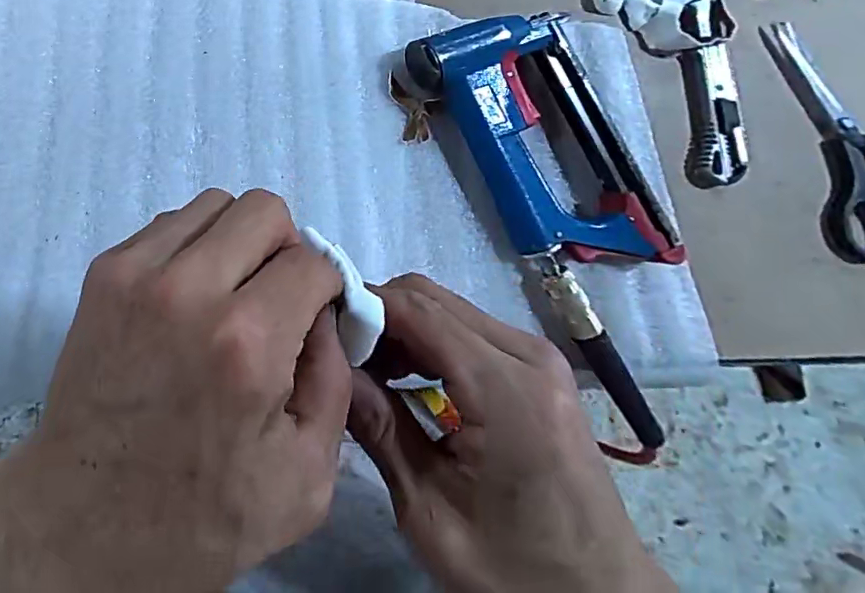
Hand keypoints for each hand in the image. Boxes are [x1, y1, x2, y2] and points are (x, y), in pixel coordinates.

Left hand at [0, 189, 351, 592]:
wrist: (77, 528)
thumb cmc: (199, 516)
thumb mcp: (306, 475)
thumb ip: (334, 377)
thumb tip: (326, 309)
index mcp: (248, 343)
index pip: (313, 263)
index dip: (326, 288)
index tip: (315, 315)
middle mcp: (191, 291)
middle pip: (266, 211)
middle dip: (286, 249)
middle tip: (276, 296)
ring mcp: (138, 274)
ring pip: (217, 204)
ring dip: (239, 240)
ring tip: (231, 292)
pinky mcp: (105, 272)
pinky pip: (173, 222)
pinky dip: (196, 246)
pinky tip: (190, 296)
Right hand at [347, 274, 675, 592]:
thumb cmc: (515, 570)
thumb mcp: (432, 516)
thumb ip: (382, 432)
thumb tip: (335, 370)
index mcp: (506, 387)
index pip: (419, 310)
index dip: (366, 306)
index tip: (324, 328)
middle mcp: (527, 353)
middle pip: (434, 299)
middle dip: (382, 315)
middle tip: (344, 356)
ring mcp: (538, 355)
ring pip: (451, 308)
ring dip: (405, 327)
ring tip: (370, 372)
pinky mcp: (539, 366)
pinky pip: (472, 330)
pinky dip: (433, 340)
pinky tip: (410, 378)